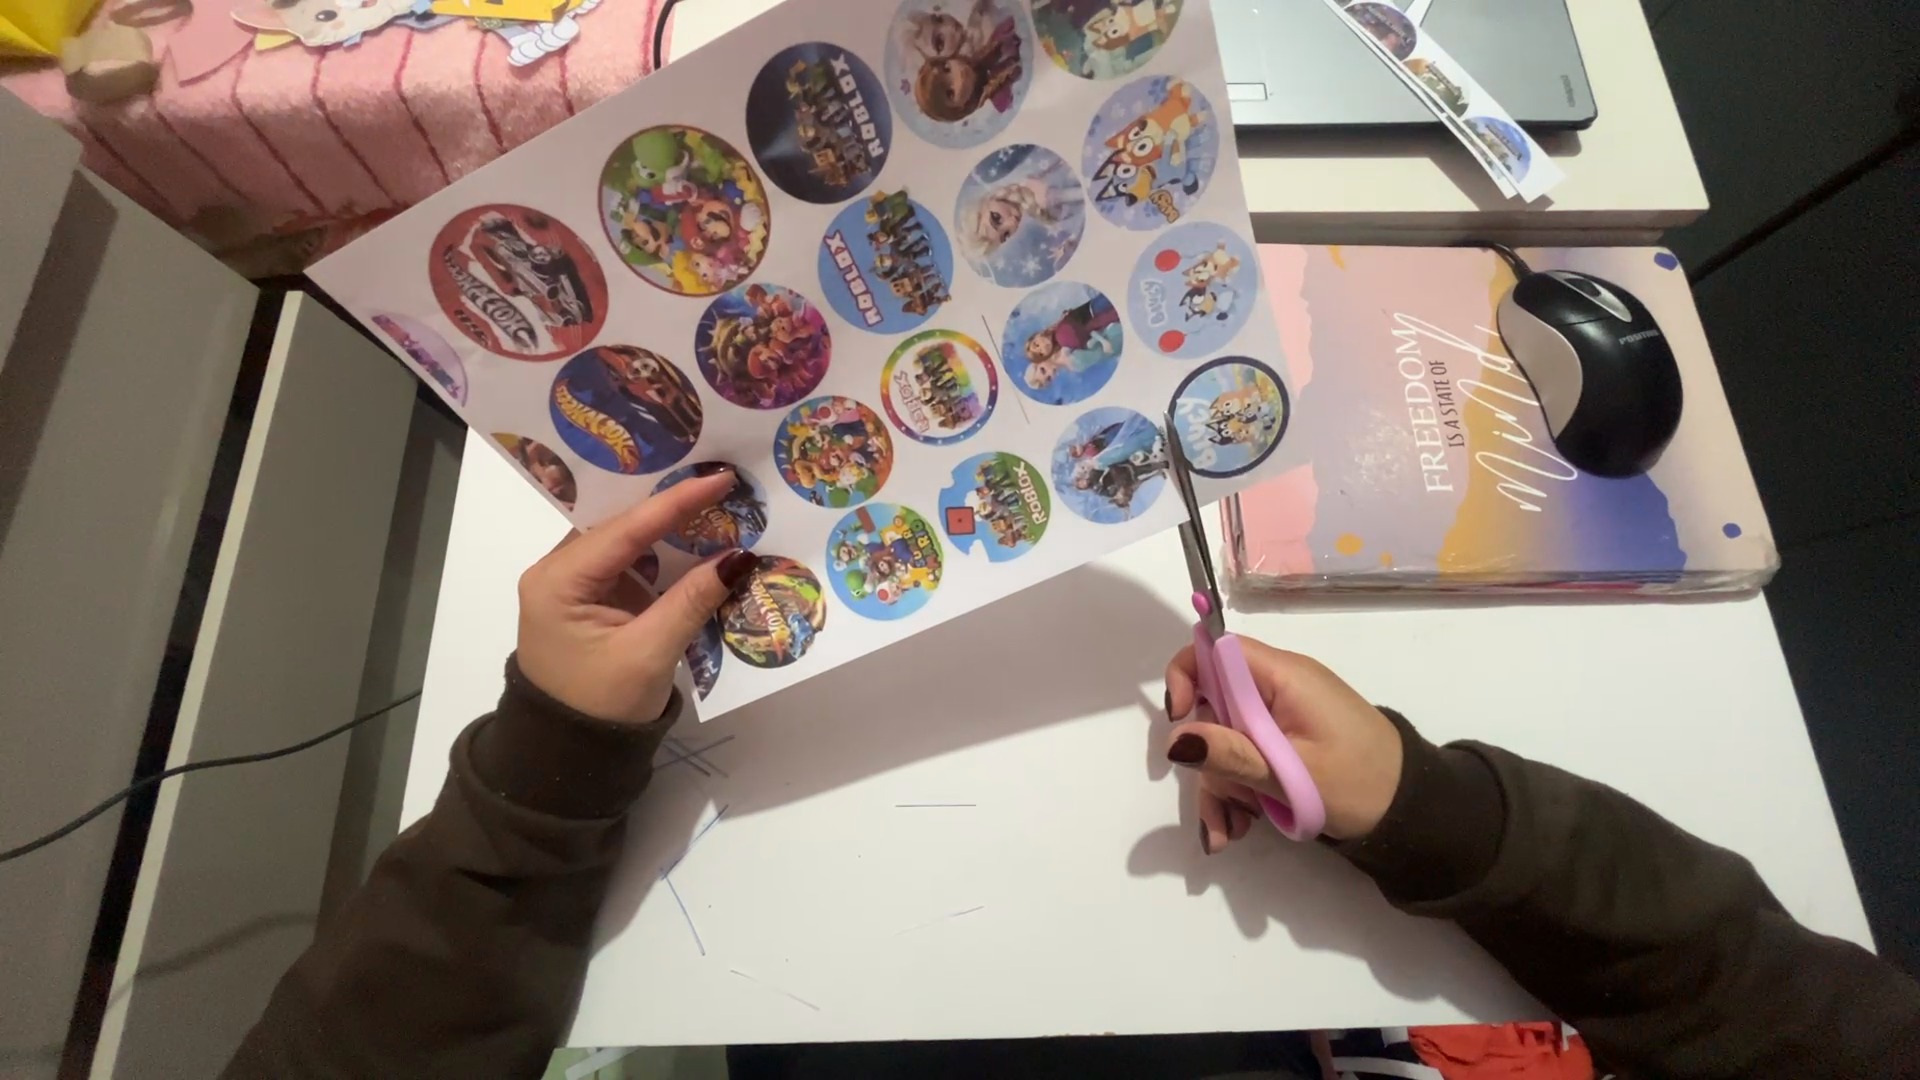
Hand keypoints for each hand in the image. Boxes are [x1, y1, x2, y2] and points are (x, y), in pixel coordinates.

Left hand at [516, 470, 756, 724]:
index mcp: (559, 580)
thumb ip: (692, 600)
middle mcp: (561, 570)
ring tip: (718, 501)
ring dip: (673, 526)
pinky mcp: (598, 598)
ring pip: (630, 539)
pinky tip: (701, 539)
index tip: (719, 478)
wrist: (570, 756)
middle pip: (623, 524)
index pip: (625, 528)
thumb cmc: (601, 706)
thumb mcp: (650, 653)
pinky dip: (669, 552)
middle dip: (672, 503)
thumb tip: (740, 557)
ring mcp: (579, 583)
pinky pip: (636, 562)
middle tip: (719, 479)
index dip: (676, 501)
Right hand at [1162, 638, 1403, 849]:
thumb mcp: (1290, 775)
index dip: (1186, 676)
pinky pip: (1244, 754)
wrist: (1417, 816)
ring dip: (1220, 786)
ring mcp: (1280, 715)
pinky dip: (1237, 790)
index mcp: (1282, 676)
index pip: (1215, 648)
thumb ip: (1230, 755)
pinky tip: (1239, 827)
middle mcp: (1276, 687)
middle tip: (1219, 805)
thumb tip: (1174, 741)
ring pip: (1225, 738)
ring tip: (1229, 832)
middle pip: (1214, 705)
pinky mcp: (1284, 739)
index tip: (1179, 721)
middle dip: (1206, 758)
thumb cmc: (1361, 785)